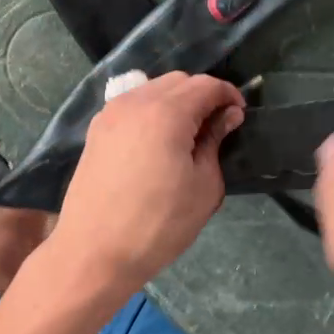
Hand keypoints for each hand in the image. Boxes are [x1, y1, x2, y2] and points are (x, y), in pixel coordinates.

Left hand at [45, 72, 244, 296]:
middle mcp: (134, 102)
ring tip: (188, 135)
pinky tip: (158, 142)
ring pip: (151, 90)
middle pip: (177, 81)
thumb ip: (215, 142)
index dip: (228, 95)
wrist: (94, 252)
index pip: (205, 85)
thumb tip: (226, 117)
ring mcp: (110, 115)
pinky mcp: (96, 131)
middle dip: (202, 95)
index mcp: (166, 112)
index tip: (239, 116)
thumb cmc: (158, 225)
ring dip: (175, 102)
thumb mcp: (203, 187)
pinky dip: (151, 112)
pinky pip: (131, 107)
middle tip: (216, 127)